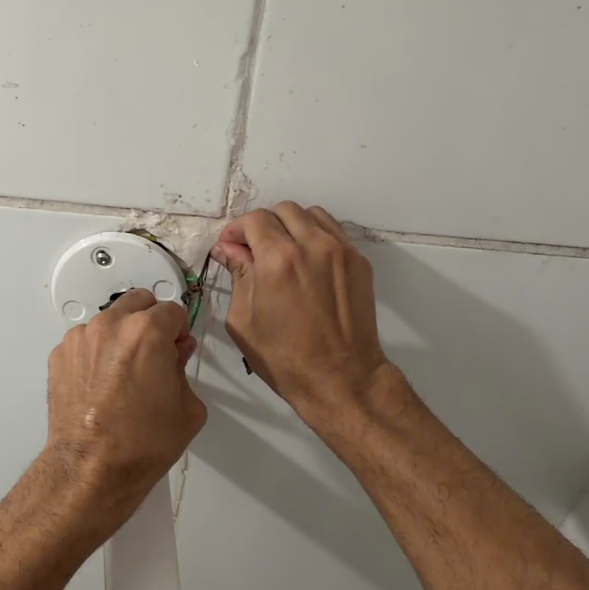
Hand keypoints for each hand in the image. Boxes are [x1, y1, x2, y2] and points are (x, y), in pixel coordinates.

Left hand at [44, 289, 206, 502]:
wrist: (91, 468)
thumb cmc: (136, 445)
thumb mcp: (186, 409)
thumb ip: (183, 370)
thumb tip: (175, 359)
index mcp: (147, 332)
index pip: (172, 310)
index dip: (179, 330)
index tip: (178, 345)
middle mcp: (110, 328)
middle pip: (138, 302)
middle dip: (150, 322)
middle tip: (155, 353)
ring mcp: (81, 340)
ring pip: (109, 321)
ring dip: (121, 336)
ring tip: (126, 373)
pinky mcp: (60, 357)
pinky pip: (85, 342)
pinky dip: (96, 354)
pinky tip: (104, 383)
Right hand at [211, 202, 393, 423]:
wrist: (341, 378)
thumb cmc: (286, 359)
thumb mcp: (244, 322)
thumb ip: (238, 277)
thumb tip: (230, 250)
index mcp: (278, 260)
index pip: (254, 221)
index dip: (237, 230)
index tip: (231, 246)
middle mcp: (312, 246)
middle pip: (283, 211)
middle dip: (263, 226)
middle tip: (253, 251)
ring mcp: (340, 251)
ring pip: (311, 215)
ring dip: (291, 227)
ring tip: (282, 253)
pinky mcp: (358, 262)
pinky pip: (333, 232)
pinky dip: (315, 237)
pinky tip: (306, 263)